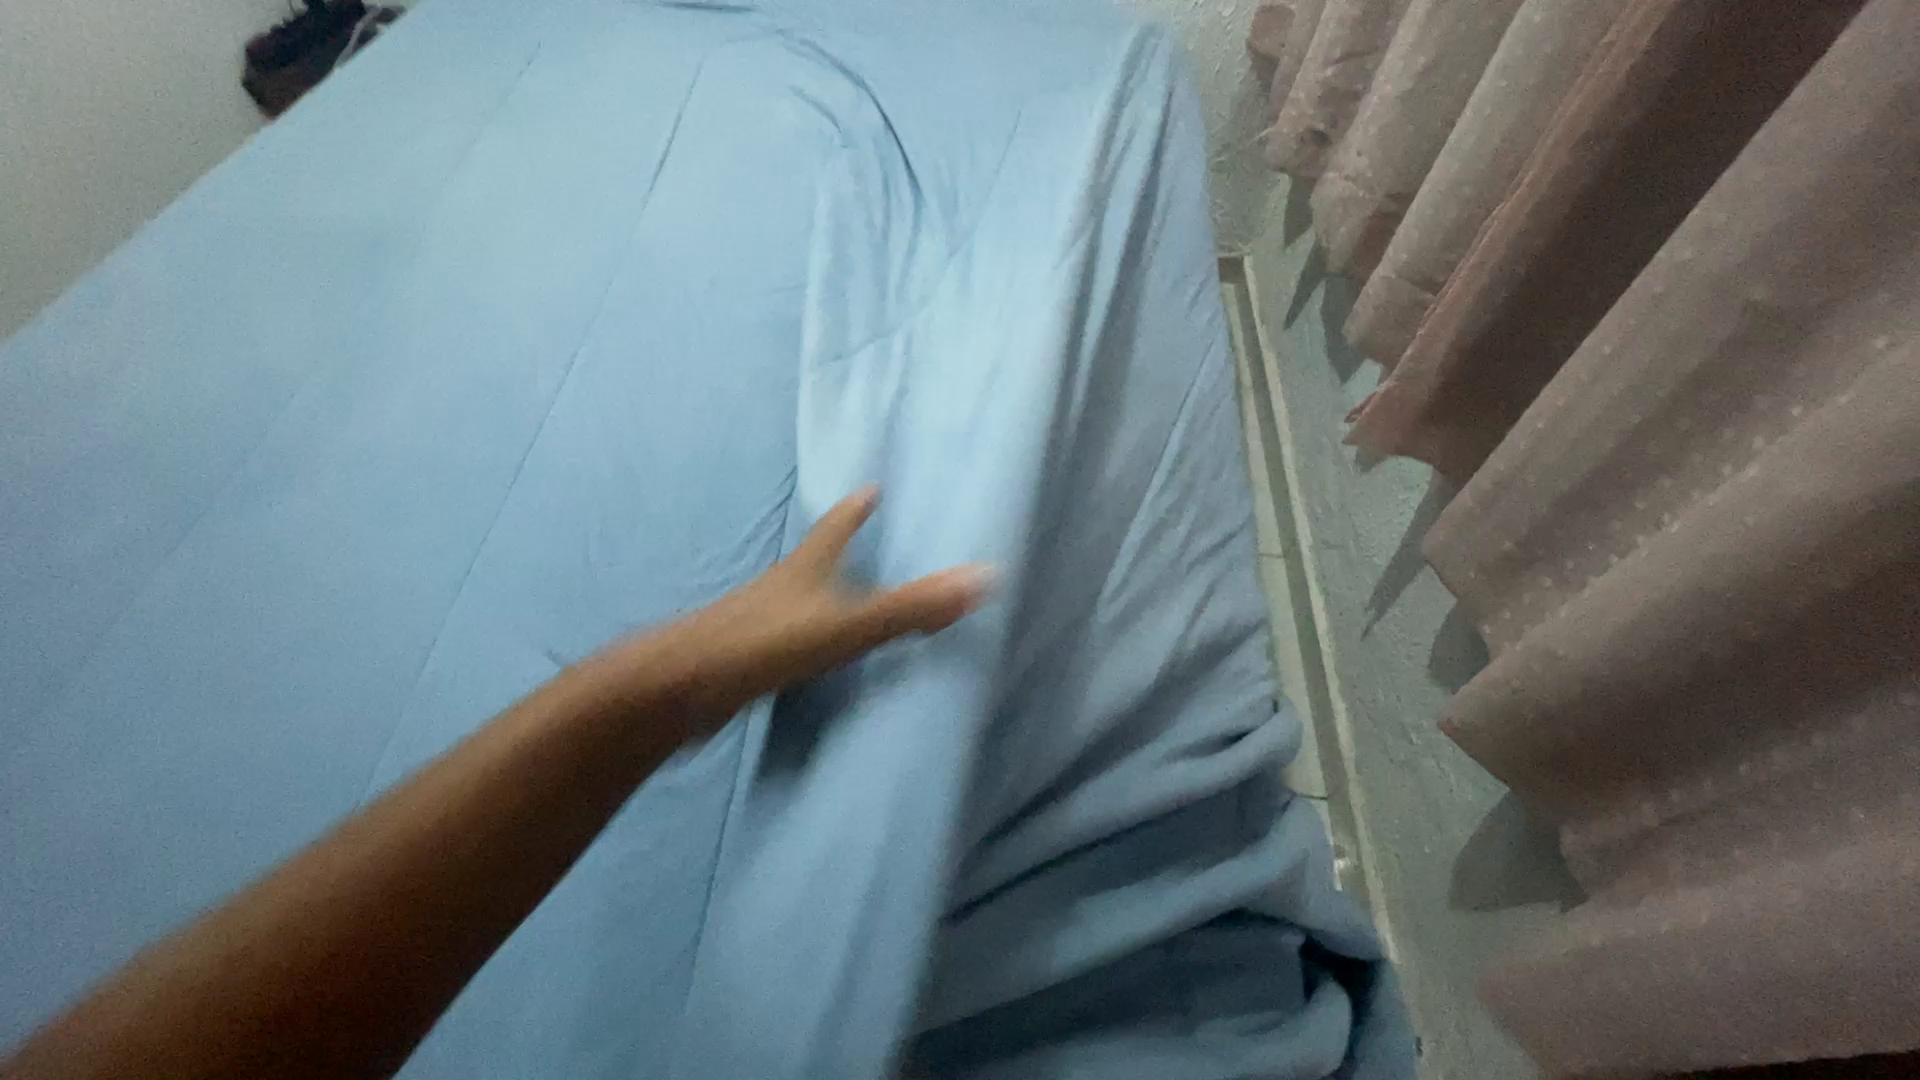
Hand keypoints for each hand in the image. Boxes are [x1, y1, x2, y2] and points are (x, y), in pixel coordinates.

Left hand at [601, 488, 991, 731]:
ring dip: (819, 597)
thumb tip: (984, 577)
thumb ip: (911, 608)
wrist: (681, 688)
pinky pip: (782, 640)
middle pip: (812, 560)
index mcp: (804, 568)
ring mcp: (755, 622)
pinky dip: (802, 640)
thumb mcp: (848, 624)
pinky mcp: (741, 659)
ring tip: (843, 600)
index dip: (854, 510)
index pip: (835, 528)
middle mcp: (778, 587)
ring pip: (795, 602)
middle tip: (864, 545)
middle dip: (835, 550)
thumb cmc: (767, 643)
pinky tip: (810, 660)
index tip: (870, 487)